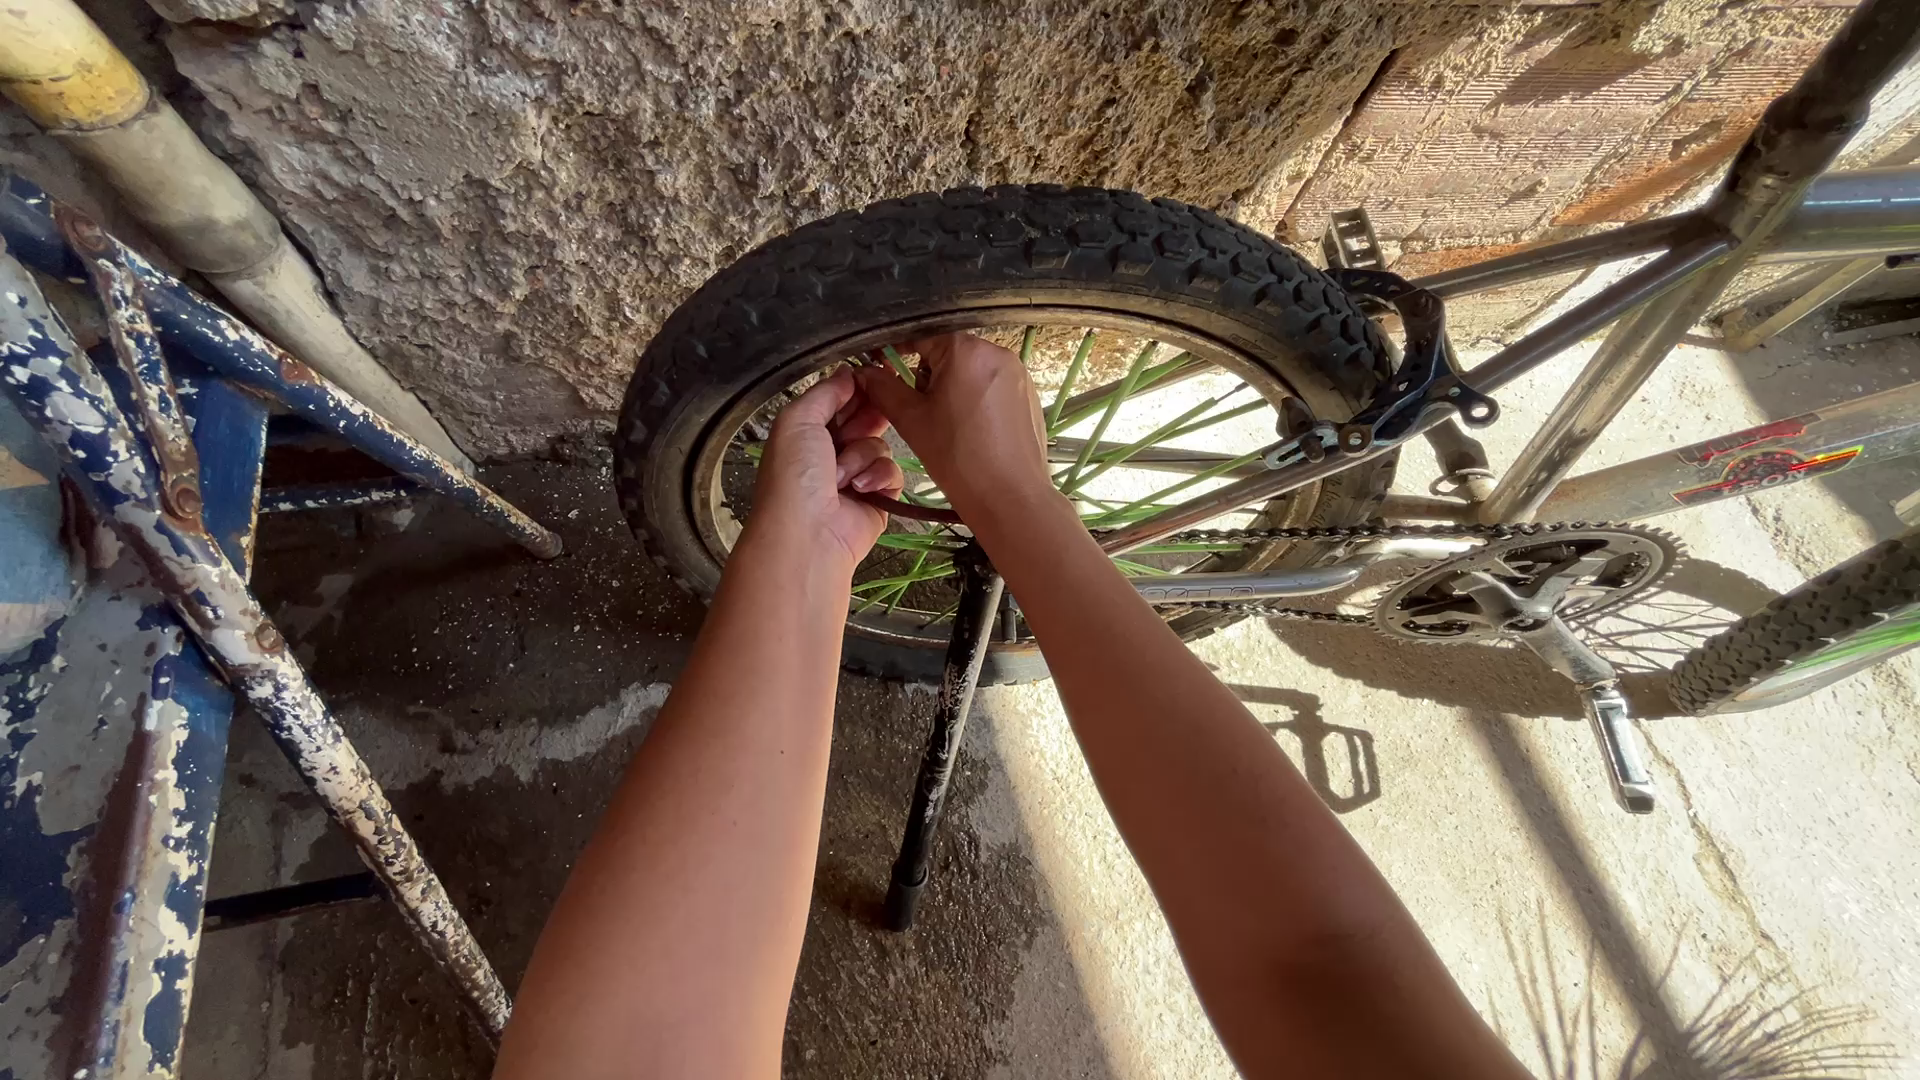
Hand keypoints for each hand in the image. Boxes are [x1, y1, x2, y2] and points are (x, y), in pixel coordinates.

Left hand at [750, 368, 904, 568]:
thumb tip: (848, 373)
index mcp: (809, 432)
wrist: (808, 533)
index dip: (857, 390)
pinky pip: (894, 473)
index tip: (872, 379)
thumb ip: (825, 392)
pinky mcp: (879, 498)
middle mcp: (833, 452)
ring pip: (881, 445)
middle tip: (855, 429)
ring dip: (863, 456)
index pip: (842, 401)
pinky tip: (860, 490)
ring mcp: (857, 476)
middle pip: (867, 420)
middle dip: (864, 421)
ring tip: (841, 477)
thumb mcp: (797, 420)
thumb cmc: (795, 476)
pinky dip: (878, 477)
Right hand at [851, 333, 1051, 521]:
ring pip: (971, 370)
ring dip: (952, 388)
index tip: (882, 365)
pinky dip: (976, 401)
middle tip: (920, 410)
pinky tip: (971, 431)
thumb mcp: (912, 421)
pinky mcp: (1028, 395)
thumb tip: (866, 372)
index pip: (920, 336)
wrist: (1010, 498)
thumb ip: (883, 389)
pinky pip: (992, 387)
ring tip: (947, 425)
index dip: (896, 351)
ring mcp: (1017, 374)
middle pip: (948, 352)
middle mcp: (997, 353)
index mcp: (966, 350)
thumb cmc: (961, 460)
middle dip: (928, 375)